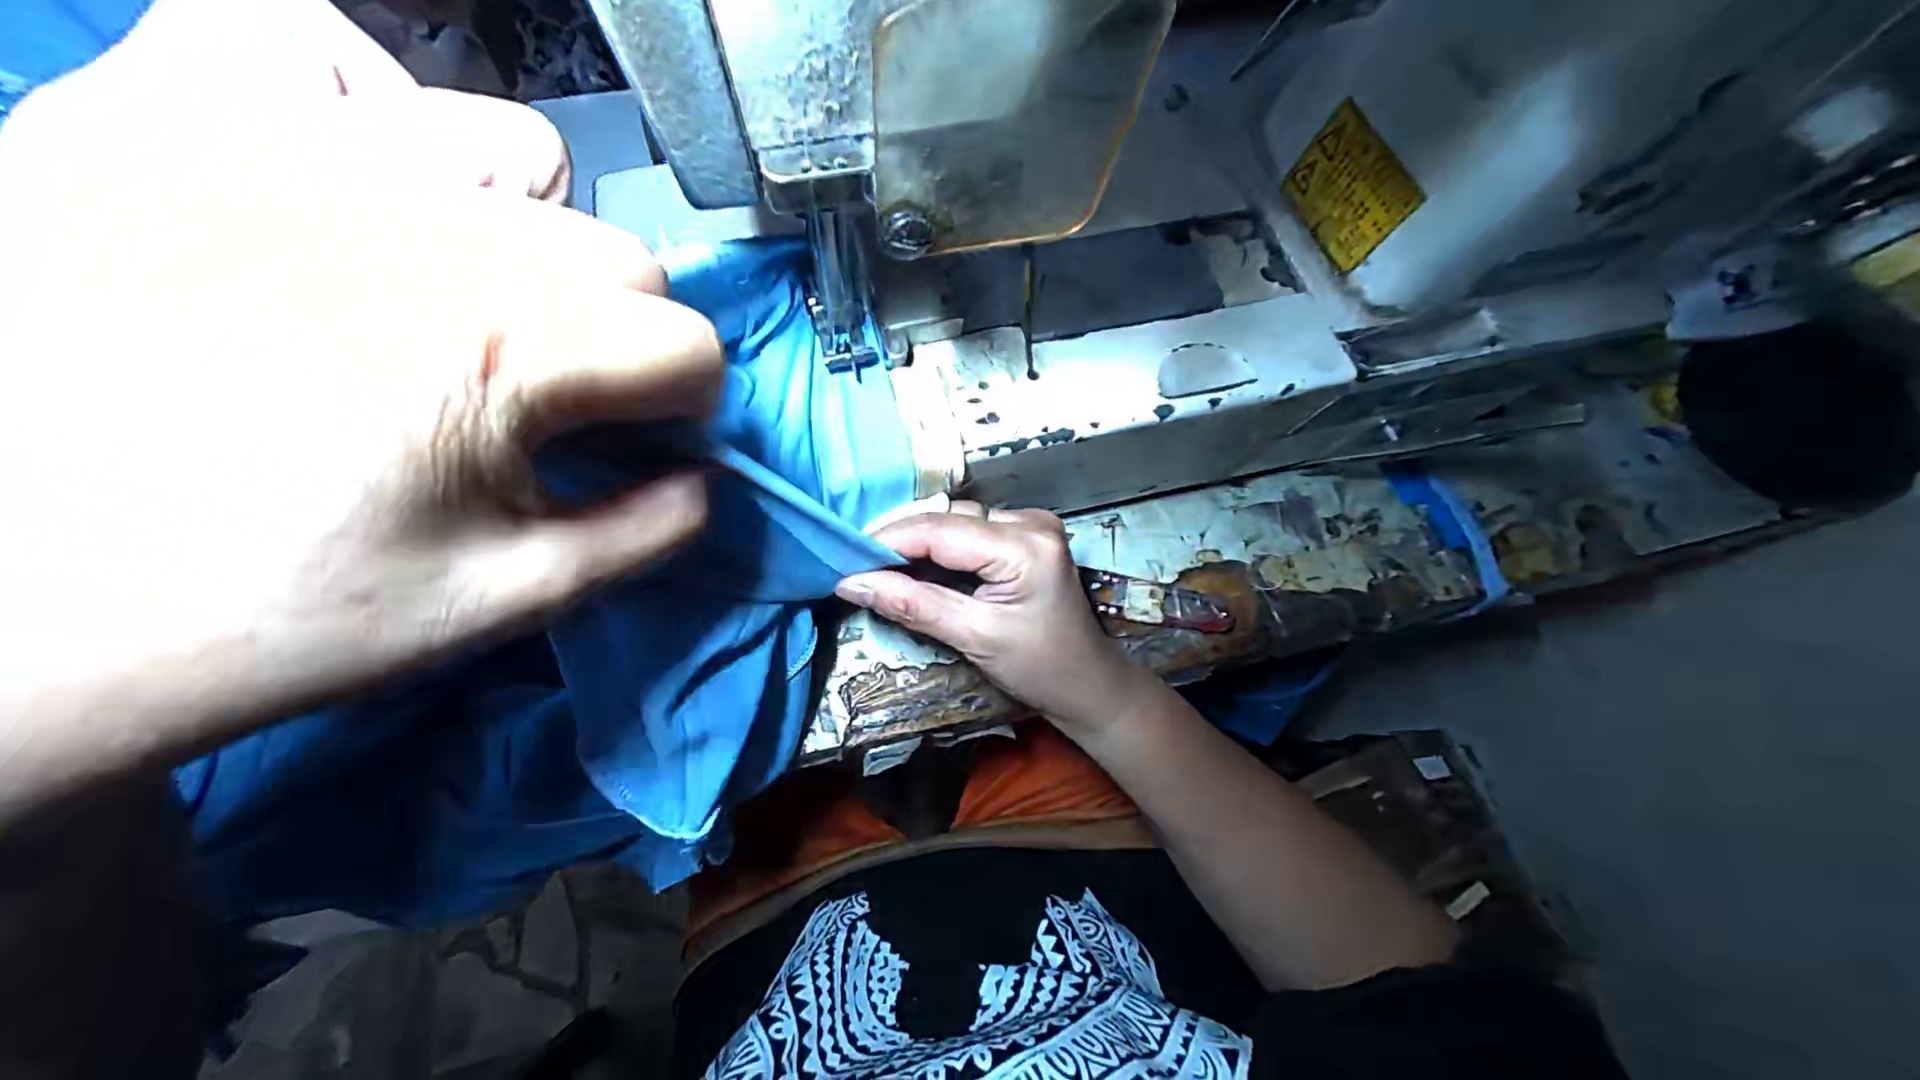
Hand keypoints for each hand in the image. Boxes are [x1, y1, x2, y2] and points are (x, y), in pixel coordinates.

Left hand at [0, 0, 719, 808]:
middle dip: (620, 339)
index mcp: (504, 347)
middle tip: (547, 405)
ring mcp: (297, 142)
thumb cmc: (282, 612)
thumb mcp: (512, 597)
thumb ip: (650, 530)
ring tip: (465, 305)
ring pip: (528, 159)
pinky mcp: (181, 105)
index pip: (690, 346)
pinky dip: (381, 115)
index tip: (636, 450)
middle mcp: (426, 220)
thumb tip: (708, 475)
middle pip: (626, 260)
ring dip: (535, 238)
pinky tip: (358, 200)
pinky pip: (333, 53)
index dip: (684, 409)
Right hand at [835, 504, 1164, 735]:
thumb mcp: (973, 637)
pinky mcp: (1026, 533)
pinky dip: (940, 544)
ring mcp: (1031, 523)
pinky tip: (915, 560)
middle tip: (856, 562)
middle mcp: (1031, 521)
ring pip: (956, 519)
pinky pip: (971, 528)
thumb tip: (852, 583)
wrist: (1087, 682)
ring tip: (878, 563)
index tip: (846, 558)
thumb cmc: (1040, 667)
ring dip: (917, 539)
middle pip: (948, 517)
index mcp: (1025, 546)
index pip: (940, 529)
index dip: (888, 541)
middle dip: (899, 538)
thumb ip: (912, 604)